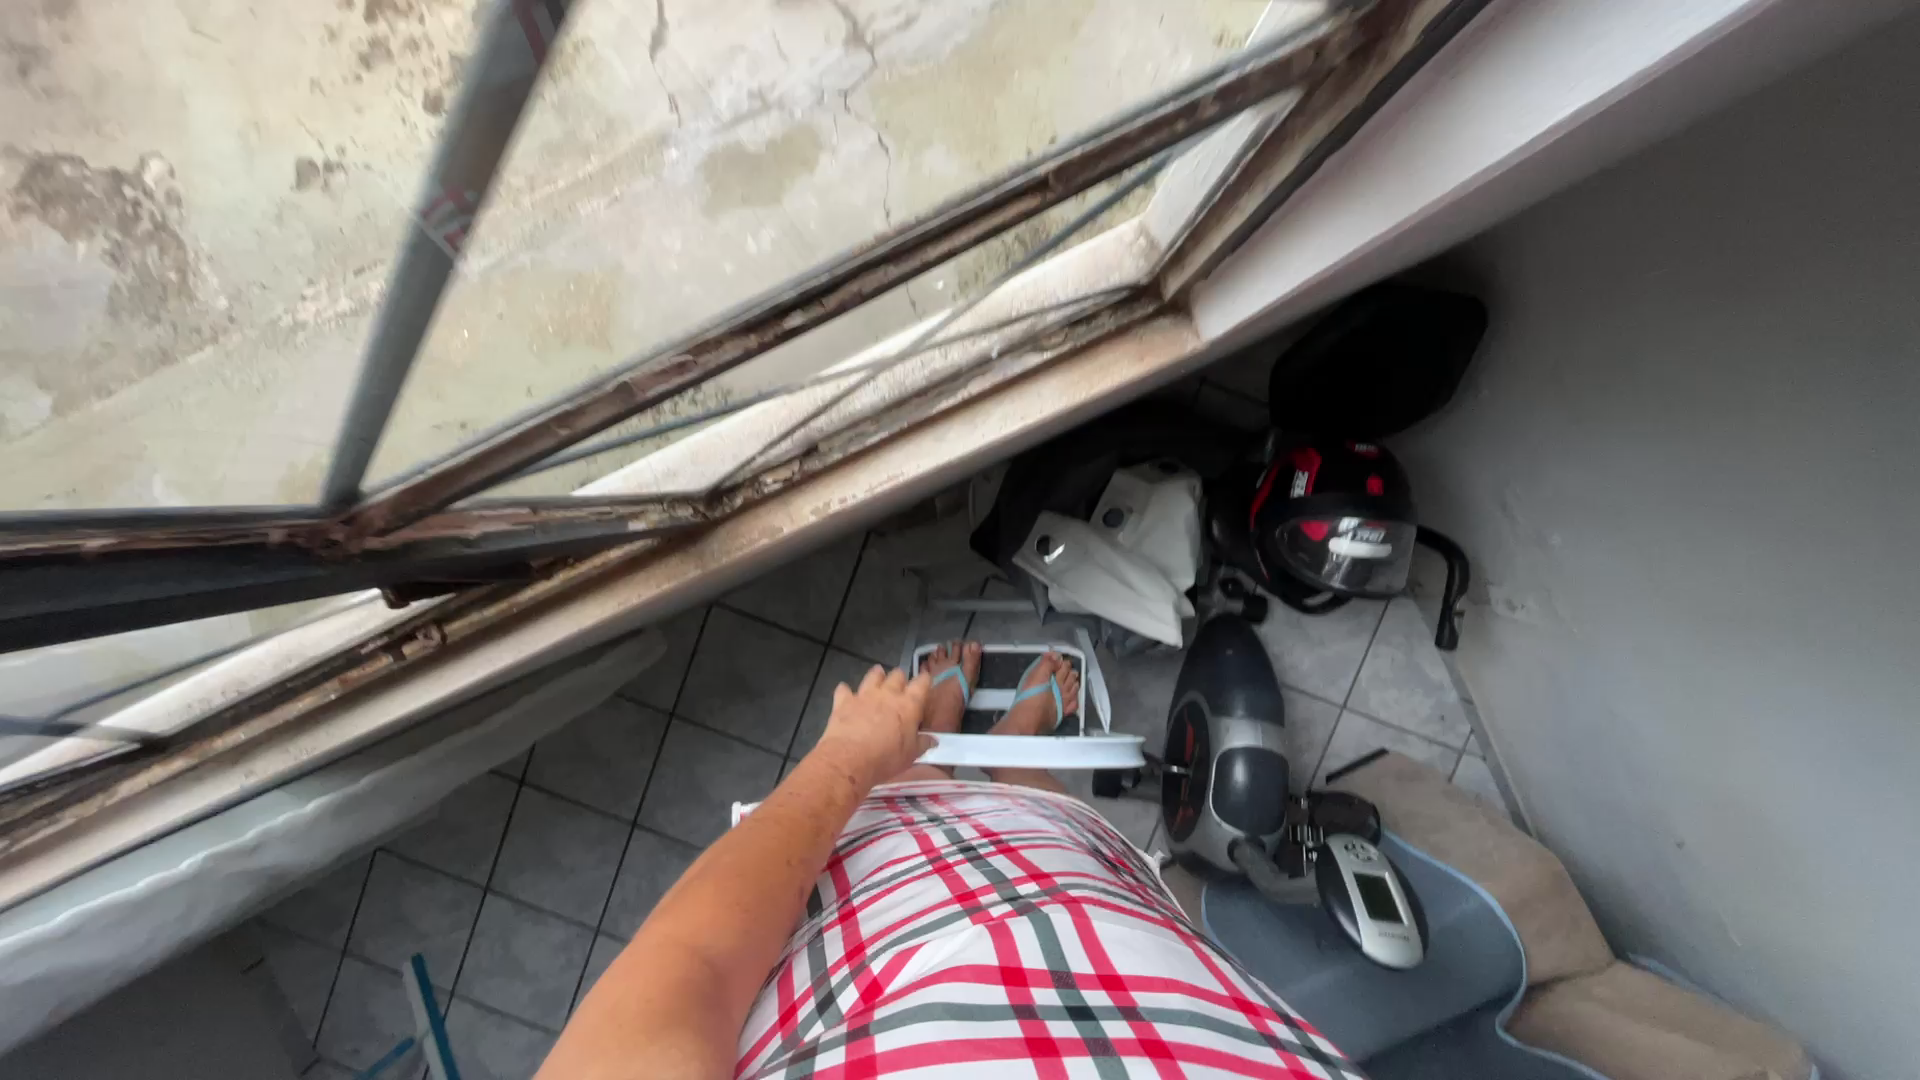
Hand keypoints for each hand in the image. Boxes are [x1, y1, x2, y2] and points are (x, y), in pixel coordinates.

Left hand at [813, 665, 932, 788]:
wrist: (849, 759)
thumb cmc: (886, 758)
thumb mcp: (910, 755)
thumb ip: (922, 743)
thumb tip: (933, 740)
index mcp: (908, 705)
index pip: (921, 684)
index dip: (924, 680)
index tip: (926, 679)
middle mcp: (887, 694)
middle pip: (896, 675)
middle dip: (900, 677)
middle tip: (901, 683)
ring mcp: (864, 695)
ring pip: (873, 676)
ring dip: (877, 675)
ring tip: (878, 675)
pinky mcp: (844, 701)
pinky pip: (844, 689)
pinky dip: (846, 690)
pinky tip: (846, 692)